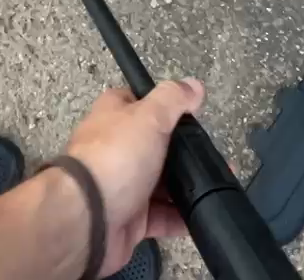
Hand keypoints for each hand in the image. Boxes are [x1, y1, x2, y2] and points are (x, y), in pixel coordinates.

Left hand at [63, 79, 205, 274]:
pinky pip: (161, 216)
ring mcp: (123, 182)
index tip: (195, 118)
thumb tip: (193, 85)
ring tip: (216, 186)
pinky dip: (180, 217)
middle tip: (213, 159)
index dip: (168, 108)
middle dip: (183, 153)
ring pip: (161, 182)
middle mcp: (117, 145)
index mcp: (115, 113)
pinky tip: (201, 216)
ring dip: (186, 186)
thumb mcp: (148, 117)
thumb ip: (172, 100)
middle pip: (156, 145)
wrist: (88, 217)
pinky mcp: (130, 216)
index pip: (143, 103)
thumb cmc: (113, 158)